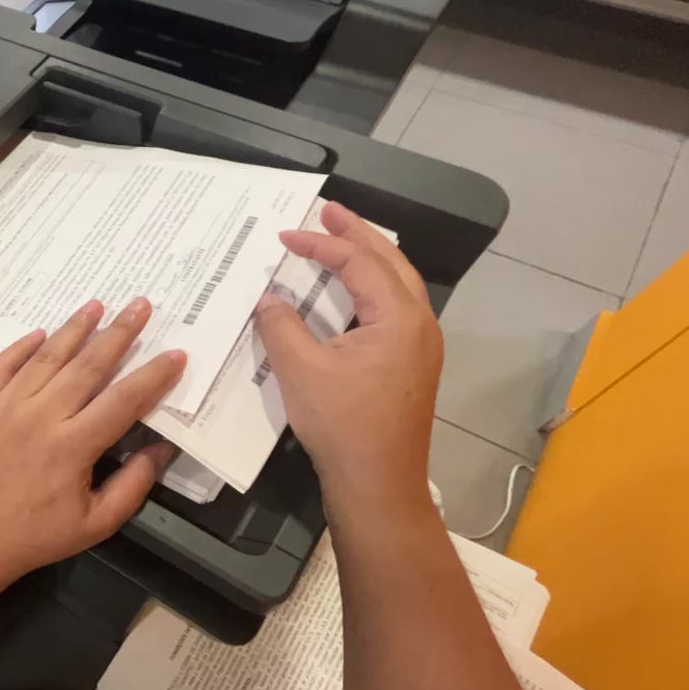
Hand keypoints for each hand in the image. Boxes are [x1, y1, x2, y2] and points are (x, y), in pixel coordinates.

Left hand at [0, 297, 185, 583]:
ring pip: (45, 358)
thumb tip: (163, 447)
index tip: (176, 353)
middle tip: (140, 304)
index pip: (123, 400)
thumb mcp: (97, 523)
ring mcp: (7, 409)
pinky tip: (39, 333)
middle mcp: (40, 417)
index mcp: (72, 446)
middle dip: (118, 333)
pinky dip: (19, 348)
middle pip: (86, 366)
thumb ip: (134, 484)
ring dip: (73, 328)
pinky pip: (2, 368)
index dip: (153, 375)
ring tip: (96, 304)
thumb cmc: (38, 536)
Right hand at [254, 202, 442, 513]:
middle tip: (330, 210)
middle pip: (390, 263)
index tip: (284, 235)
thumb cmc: (342, 422)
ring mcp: (418, 344)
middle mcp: (418, 323)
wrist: (377, 479)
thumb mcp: (301, 370)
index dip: (320, 245)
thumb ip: (282, 326)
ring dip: (367, 257)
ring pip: (395, 284)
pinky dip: (368, 285)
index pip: (359, 264)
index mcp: (399, 318)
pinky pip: (390, 306)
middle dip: (358, 234)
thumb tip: (270, 298)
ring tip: (341, 237)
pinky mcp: (407, 362)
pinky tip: (349, 288)